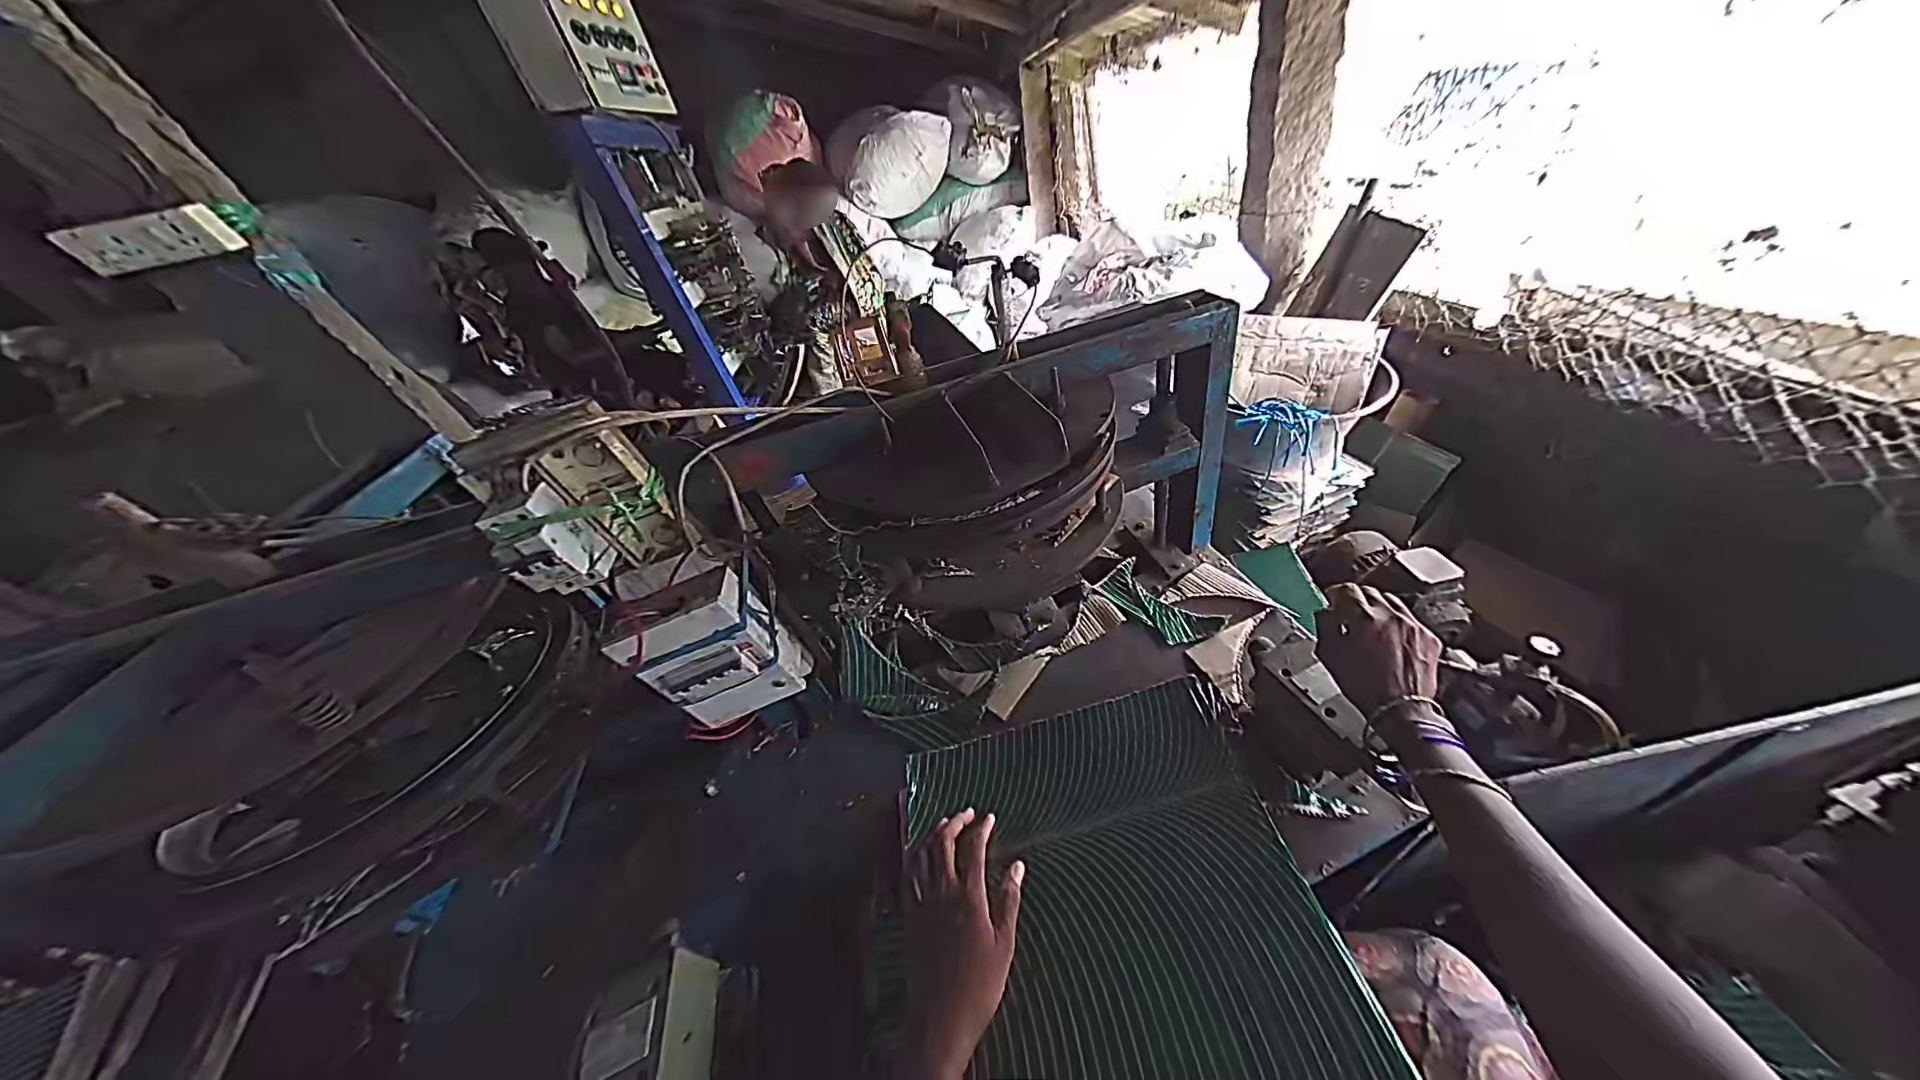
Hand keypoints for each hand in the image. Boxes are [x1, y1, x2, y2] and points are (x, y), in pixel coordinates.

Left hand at [904, 808, 1024, 1078]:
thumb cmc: (980, 985)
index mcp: (969, 897)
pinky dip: (914, 857)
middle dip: (955, 822)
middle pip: (944, 844)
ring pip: (923, 855)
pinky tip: (919, 854)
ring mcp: (922, 903)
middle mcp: (943, 893)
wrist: (940, 1017)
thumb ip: (1009, 900)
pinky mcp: (909, 916)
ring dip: (933, 834)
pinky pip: (907, 876)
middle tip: (967, 813)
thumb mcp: (1004, 943)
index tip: (989, 817)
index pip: (974, 849)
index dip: (981, 828)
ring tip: (944, 824)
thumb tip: (1017, 866)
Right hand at [1314, 584, 1441, 721]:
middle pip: (1370, 592)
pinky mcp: (1428, 637)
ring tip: (1370, 625)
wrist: (1401, 710)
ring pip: (1392, 602)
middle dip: (1356, 600)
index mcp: (1364, 619)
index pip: (1346, 590)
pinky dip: (1397, 623)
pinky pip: (1410, 619)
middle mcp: (1391, 617)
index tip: (1332, 601)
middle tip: (1348, 613)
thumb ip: (1325, 628)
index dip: (1335, 594)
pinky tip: (1389, 638)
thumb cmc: (1367, 688)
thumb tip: (1325, 614)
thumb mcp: (1332, 656)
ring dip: (1378, 608)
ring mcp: (1413, 626)